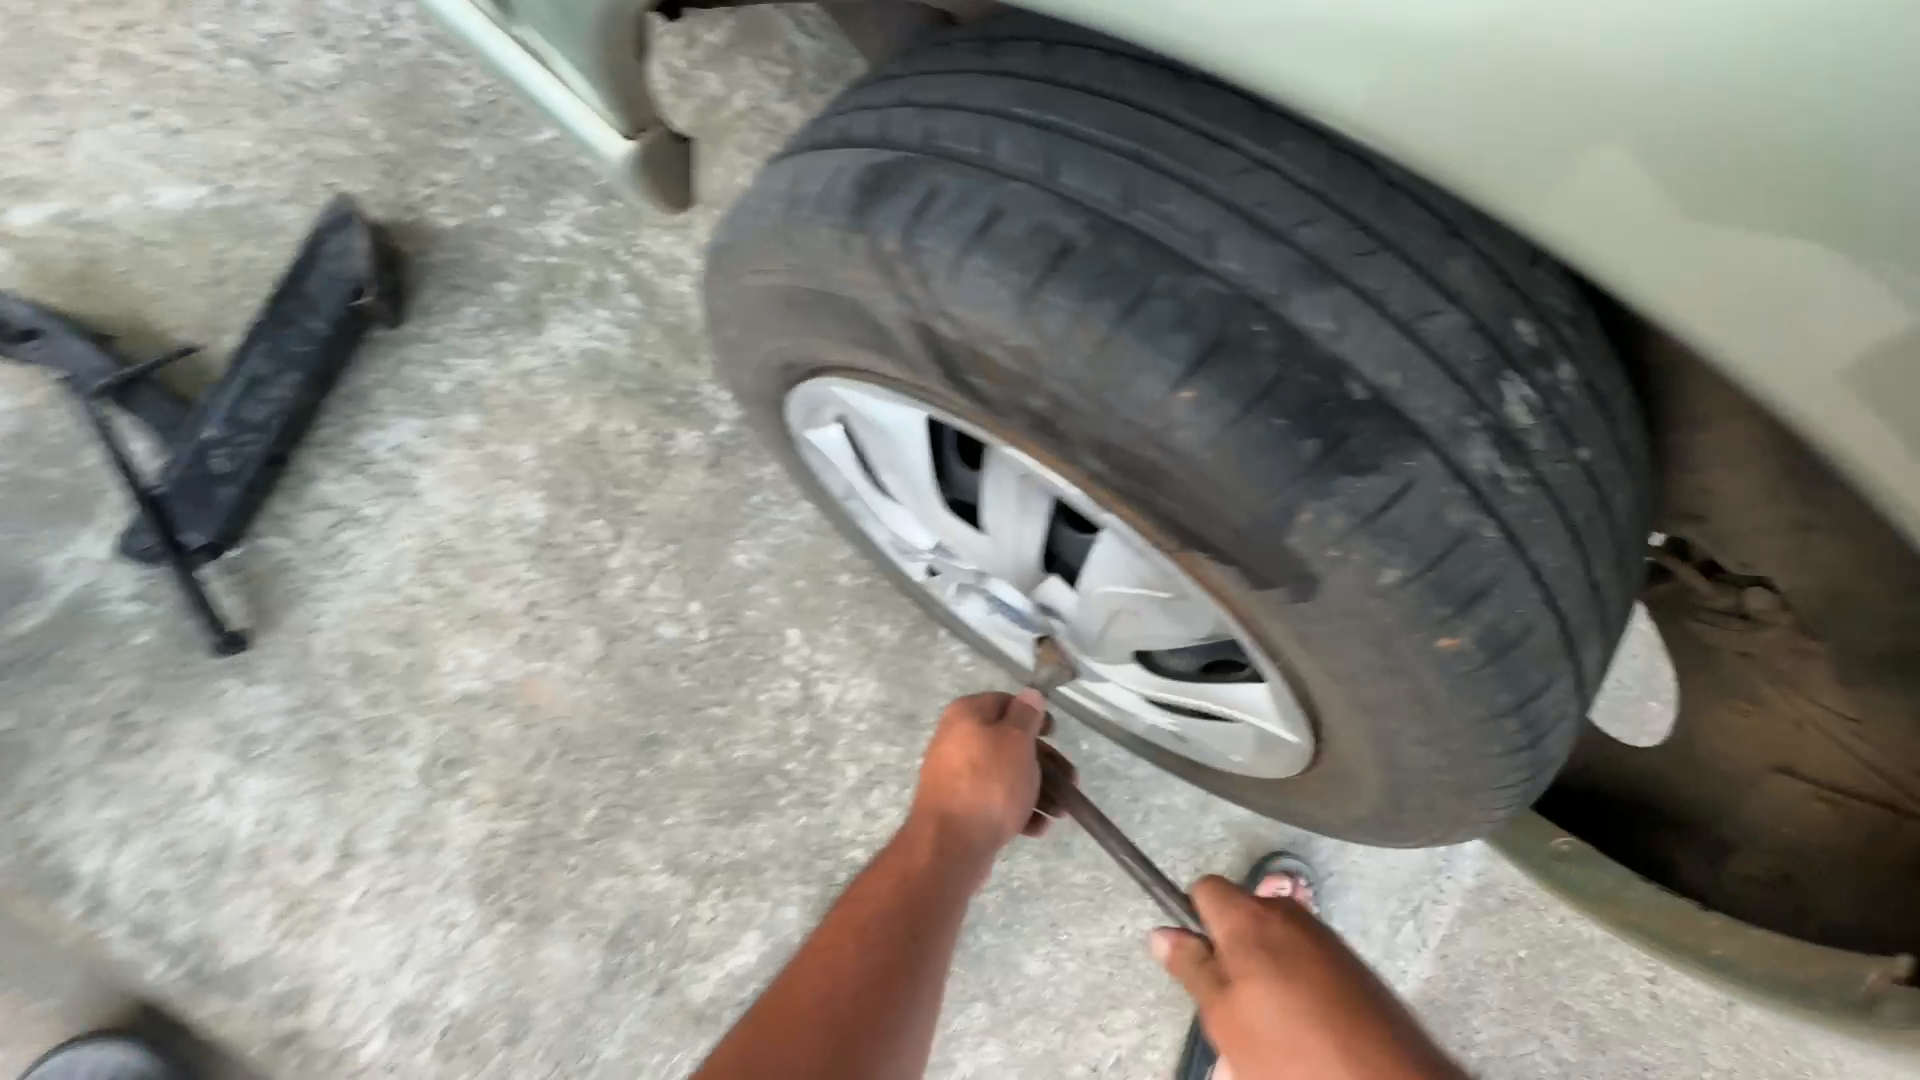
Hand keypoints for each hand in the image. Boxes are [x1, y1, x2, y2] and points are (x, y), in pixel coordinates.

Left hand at [905, 689, 1060, 871]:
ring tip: (1060, 813)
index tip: (1055, 734)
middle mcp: (957, 740)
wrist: (950, 844)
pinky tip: (1038, 828)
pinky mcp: (960, 809)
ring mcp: (957, 777)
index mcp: (966, 715)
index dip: (1033, 715)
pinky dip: (1018, 812)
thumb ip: (1026, 715)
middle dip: (1044, 763)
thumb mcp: (1016, 740)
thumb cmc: (989, 782)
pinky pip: (994, 803)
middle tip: (1071, 781)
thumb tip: (1030, 694)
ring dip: (1037, 791)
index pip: (1005, 702)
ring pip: (1005, 776)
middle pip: (1009, 743)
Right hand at [1150, 878, 1466, 1079]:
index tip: (1197, 958)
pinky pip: (1307, 962)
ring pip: (1275, 943)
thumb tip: (1161, 934)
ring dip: (1263, 974)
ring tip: (1267, 1028)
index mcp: (1249, 918)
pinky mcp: (1354, 966)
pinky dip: (1297, 986)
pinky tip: (1303, 1031)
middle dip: (1230, 953)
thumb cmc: (1292, 1051)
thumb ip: (1191, 967)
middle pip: (1242, 916)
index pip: (1205, 887)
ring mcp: (1325, 938)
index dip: (1194, 918)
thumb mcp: (1223, 1017)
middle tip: (1229, 1006)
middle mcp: (1288, 913)